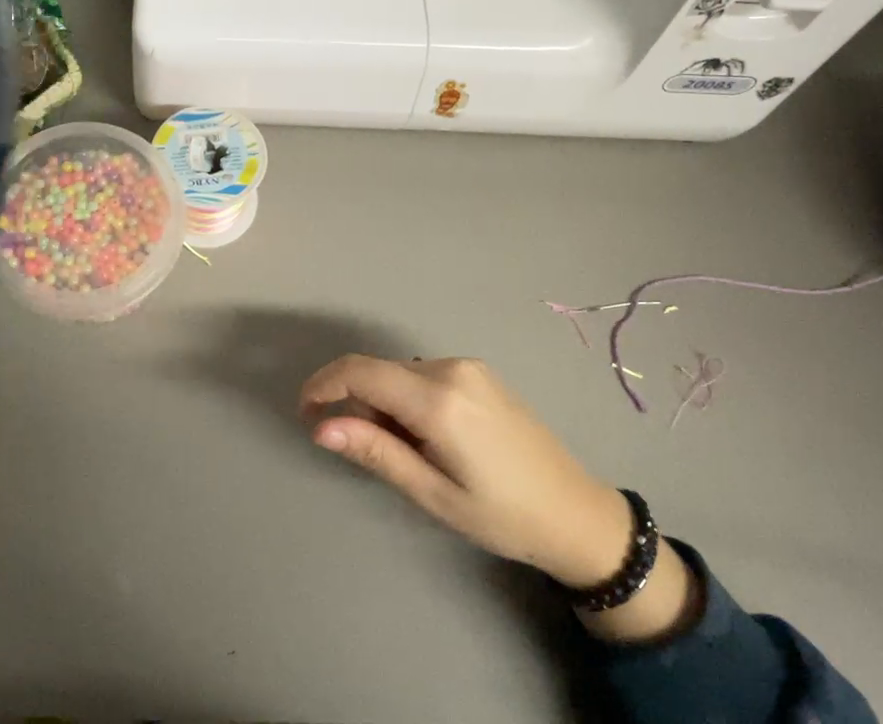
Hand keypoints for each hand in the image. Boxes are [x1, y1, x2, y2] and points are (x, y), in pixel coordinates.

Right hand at [298, 355, 630, 586]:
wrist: (577, 514)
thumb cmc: (501, 515)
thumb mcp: (432, 494)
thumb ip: (376, 453)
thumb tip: (322, 427)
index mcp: (439, 400)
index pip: (360, 372)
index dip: (322, 386)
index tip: (305, 414)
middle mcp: (452, 370)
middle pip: (377, 371)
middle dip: (354, 402)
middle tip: (361, 450)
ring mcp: (469, 368)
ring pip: (398, 373)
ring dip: (381, 402)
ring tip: (402, 452)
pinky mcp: (480, 374)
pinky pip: (422, 375)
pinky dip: (406, 398)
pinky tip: (424, 436)